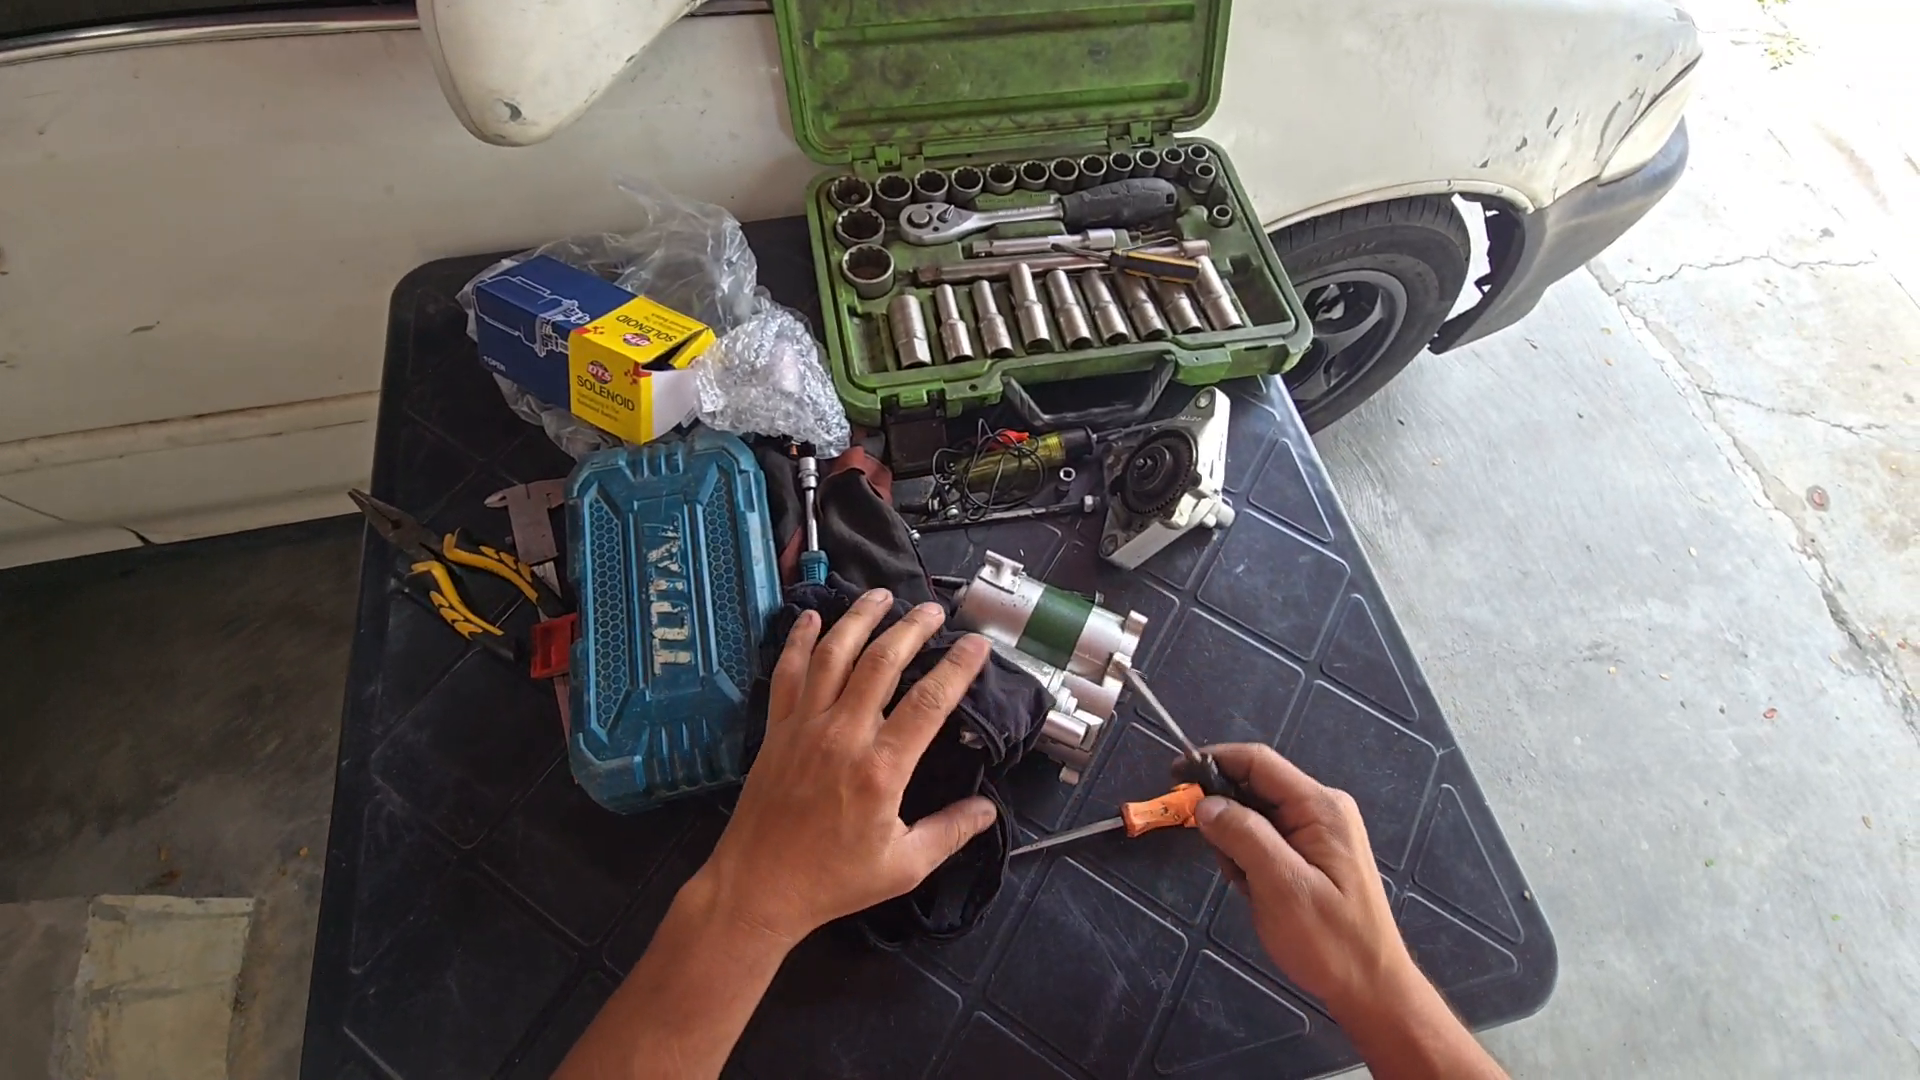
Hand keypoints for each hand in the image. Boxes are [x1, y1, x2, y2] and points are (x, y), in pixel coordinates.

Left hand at [697, 588, 997, 945]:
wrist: (756, 889)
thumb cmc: (833, 880)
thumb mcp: (904, 867)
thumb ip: (950, 832)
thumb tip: (989, 809)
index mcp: (881, 768)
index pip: (929, 702)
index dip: (957, 667)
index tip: (976, 643)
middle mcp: (844, 734)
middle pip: (882, 663)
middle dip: (911, 628)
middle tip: (932, 609)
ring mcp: (806, 725)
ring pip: (834, 655)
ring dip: (859, 620)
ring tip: (881, 595)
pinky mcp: (777, 728)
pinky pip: (788, 673)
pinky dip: (799, 641)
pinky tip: (811, 618)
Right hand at [1192, 744, 1412, 1015]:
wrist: (1373, 992)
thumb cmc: (1331, 941)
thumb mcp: (1282, 887)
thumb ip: (1243, 836)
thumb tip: (1204, 803)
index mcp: (1319, 806)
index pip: (1257, 761)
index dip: (1212, 760)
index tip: (1175, 775)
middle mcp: (1320, 808)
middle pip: (1253, 785)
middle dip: (1224, 813)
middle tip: (1218, 854)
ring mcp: (1317, 830)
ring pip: (1254, 812)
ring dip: (1236, 841)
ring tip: (1245, 882)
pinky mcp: (1311, 850)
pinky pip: (1264, 835)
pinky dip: (1248, 855)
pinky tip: (1255, 887)